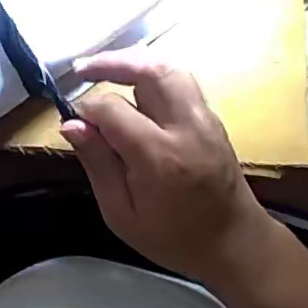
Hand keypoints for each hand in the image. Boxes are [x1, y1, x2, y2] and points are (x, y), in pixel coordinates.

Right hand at [60, 51, 280, 284]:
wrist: (236, 245)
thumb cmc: (174, 239)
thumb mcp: (121, 213)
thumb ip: (97, 163)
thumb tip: (71, 124)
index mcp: (161, 157)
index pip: (113, 110)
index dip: (86, 109)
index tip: (74, 122)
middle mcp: (186, 128)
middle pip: (150, 71)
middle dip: (111, 62)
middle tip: (82, 69)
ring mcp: (205, 119)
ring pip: (169, 68)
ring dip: (134, 62)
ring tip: (105, 69)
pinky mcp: (211, 118)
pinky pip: (180, 81)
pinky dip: (152, 74)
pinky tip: (132, 86)